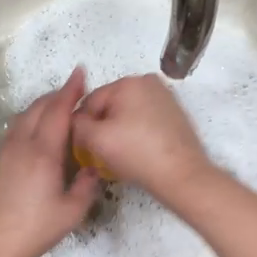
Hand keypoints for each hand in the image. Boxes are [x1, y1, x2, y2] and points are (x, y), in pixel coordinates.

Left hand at [0, 67, 102, 256]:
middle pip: (38, 108)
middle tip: (74, 93)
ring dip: (41, 107)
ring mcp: (4, 153)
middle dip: (57, 96)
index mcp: (42, 152)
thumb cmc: (35, 230)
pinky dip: (29, 122)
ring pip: (23, 117)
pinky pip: (14, 131)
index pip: (58, 110)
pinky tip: (37, 134)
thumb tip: (93, 170)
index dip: (70, 90)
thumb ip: (86, 186)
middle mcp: (21, 145)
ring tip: (57, 110)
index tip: (80, 73)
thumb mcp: (72, 212)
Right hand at [71, 73, 213, 200]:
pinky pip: (145, 120)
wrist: (181, 175)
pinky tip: (137, 151)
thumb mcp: (97, 140)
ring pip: (127, 113)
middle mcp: (148, 81)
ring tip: (120, 154)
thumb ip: (77, 125)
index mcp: (128, 82)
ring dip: (119, 130)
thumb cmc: (137, 154)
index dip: (82, 125)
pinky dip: (137, 133)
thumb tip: (75, 120)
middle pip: (110, 105)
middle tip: (102, 153)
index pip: (90, 101)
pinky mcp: (175, 113)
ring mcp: (165, 96)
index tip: (83, 147)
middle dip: (102, 126)